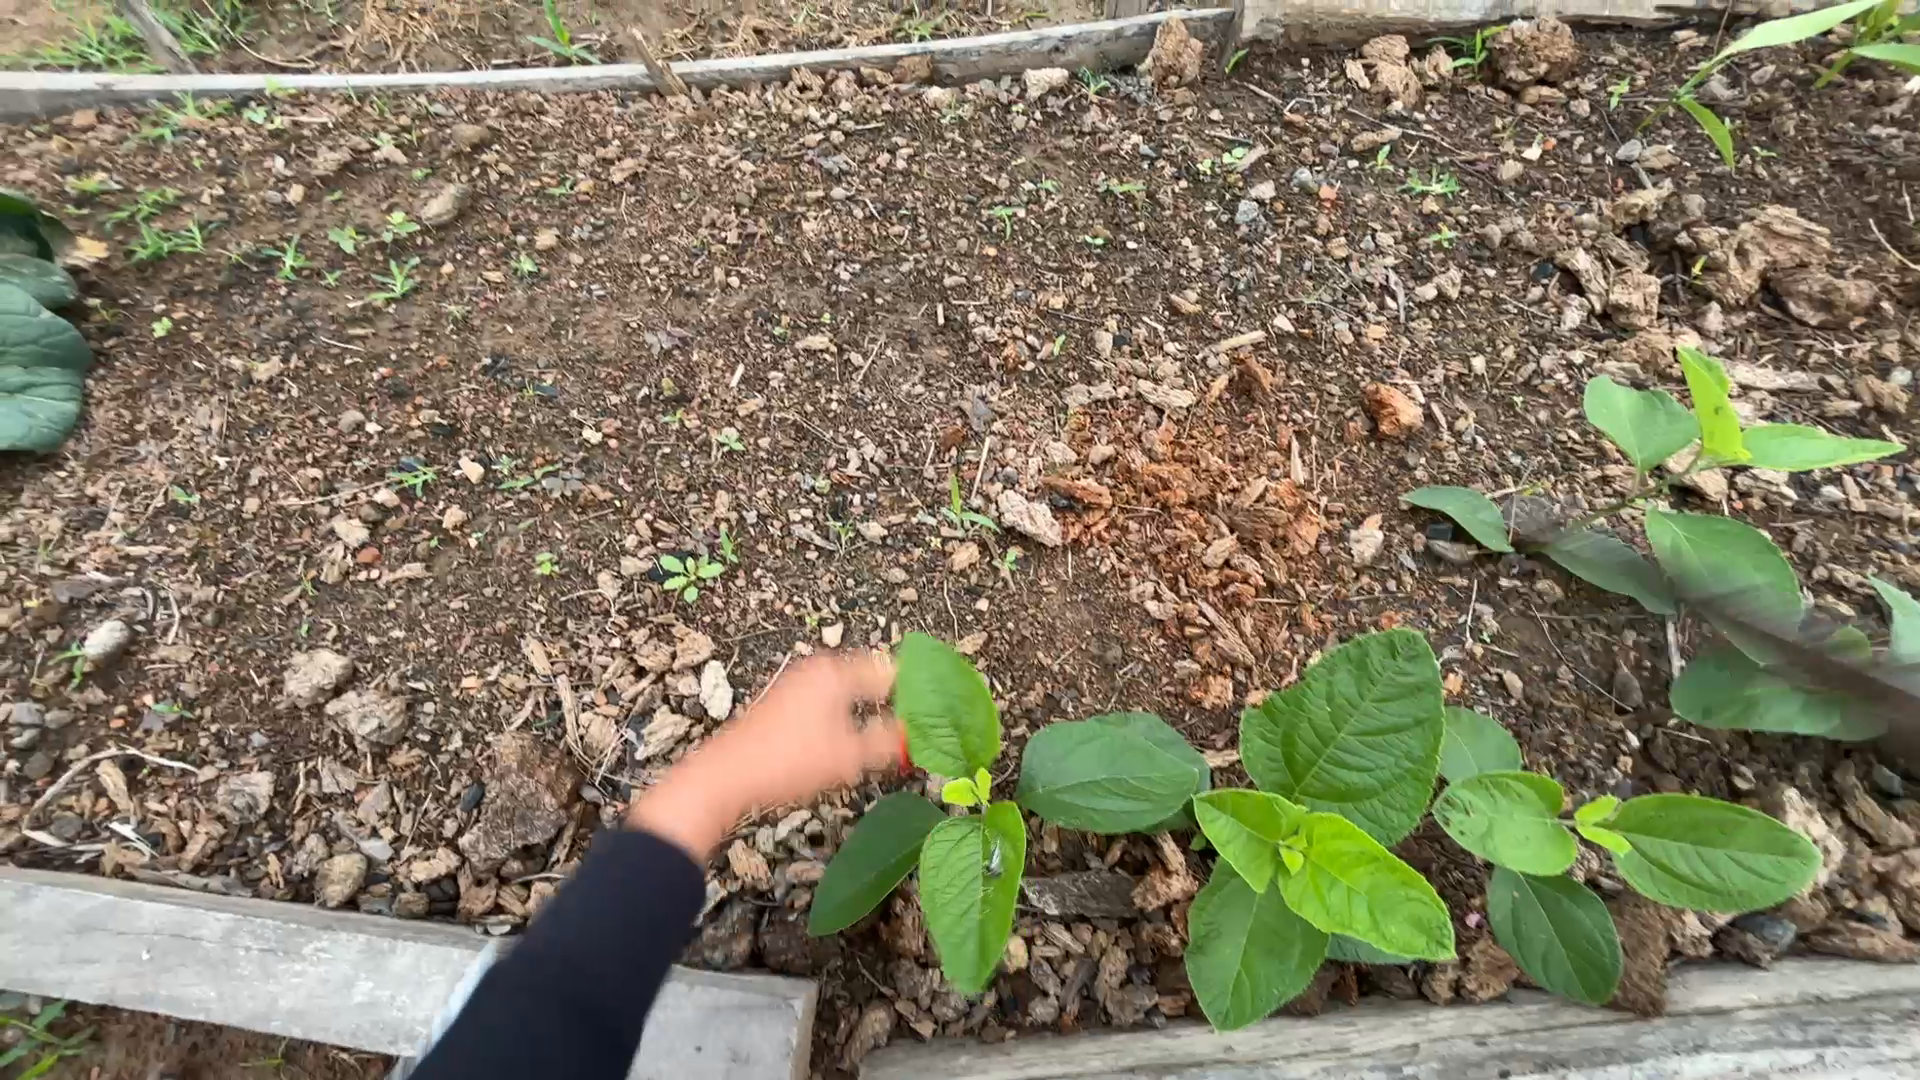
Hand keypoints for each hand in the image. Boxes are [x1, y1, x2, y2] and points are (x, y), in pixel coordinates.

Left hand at [625, 650, 902, 859]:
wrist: (724, 777)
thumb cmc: (788, 761)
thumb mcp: (849, 756)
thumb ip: (889, 743)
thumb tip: (920, 736)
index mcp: (836, 671)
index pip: (890, 671)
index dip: (915, 690)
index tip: (935, 709)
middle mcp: (818, 670)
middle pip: (869, 679)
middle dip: (893, 701)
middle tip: (919, 725)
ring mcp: (798, 685)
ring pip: (848, 693)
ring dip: (870, 711)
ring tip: (892, 736)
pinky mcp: (785, 705)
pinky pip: (830, 704)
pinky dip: (847, 717)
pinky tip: (853, 743)